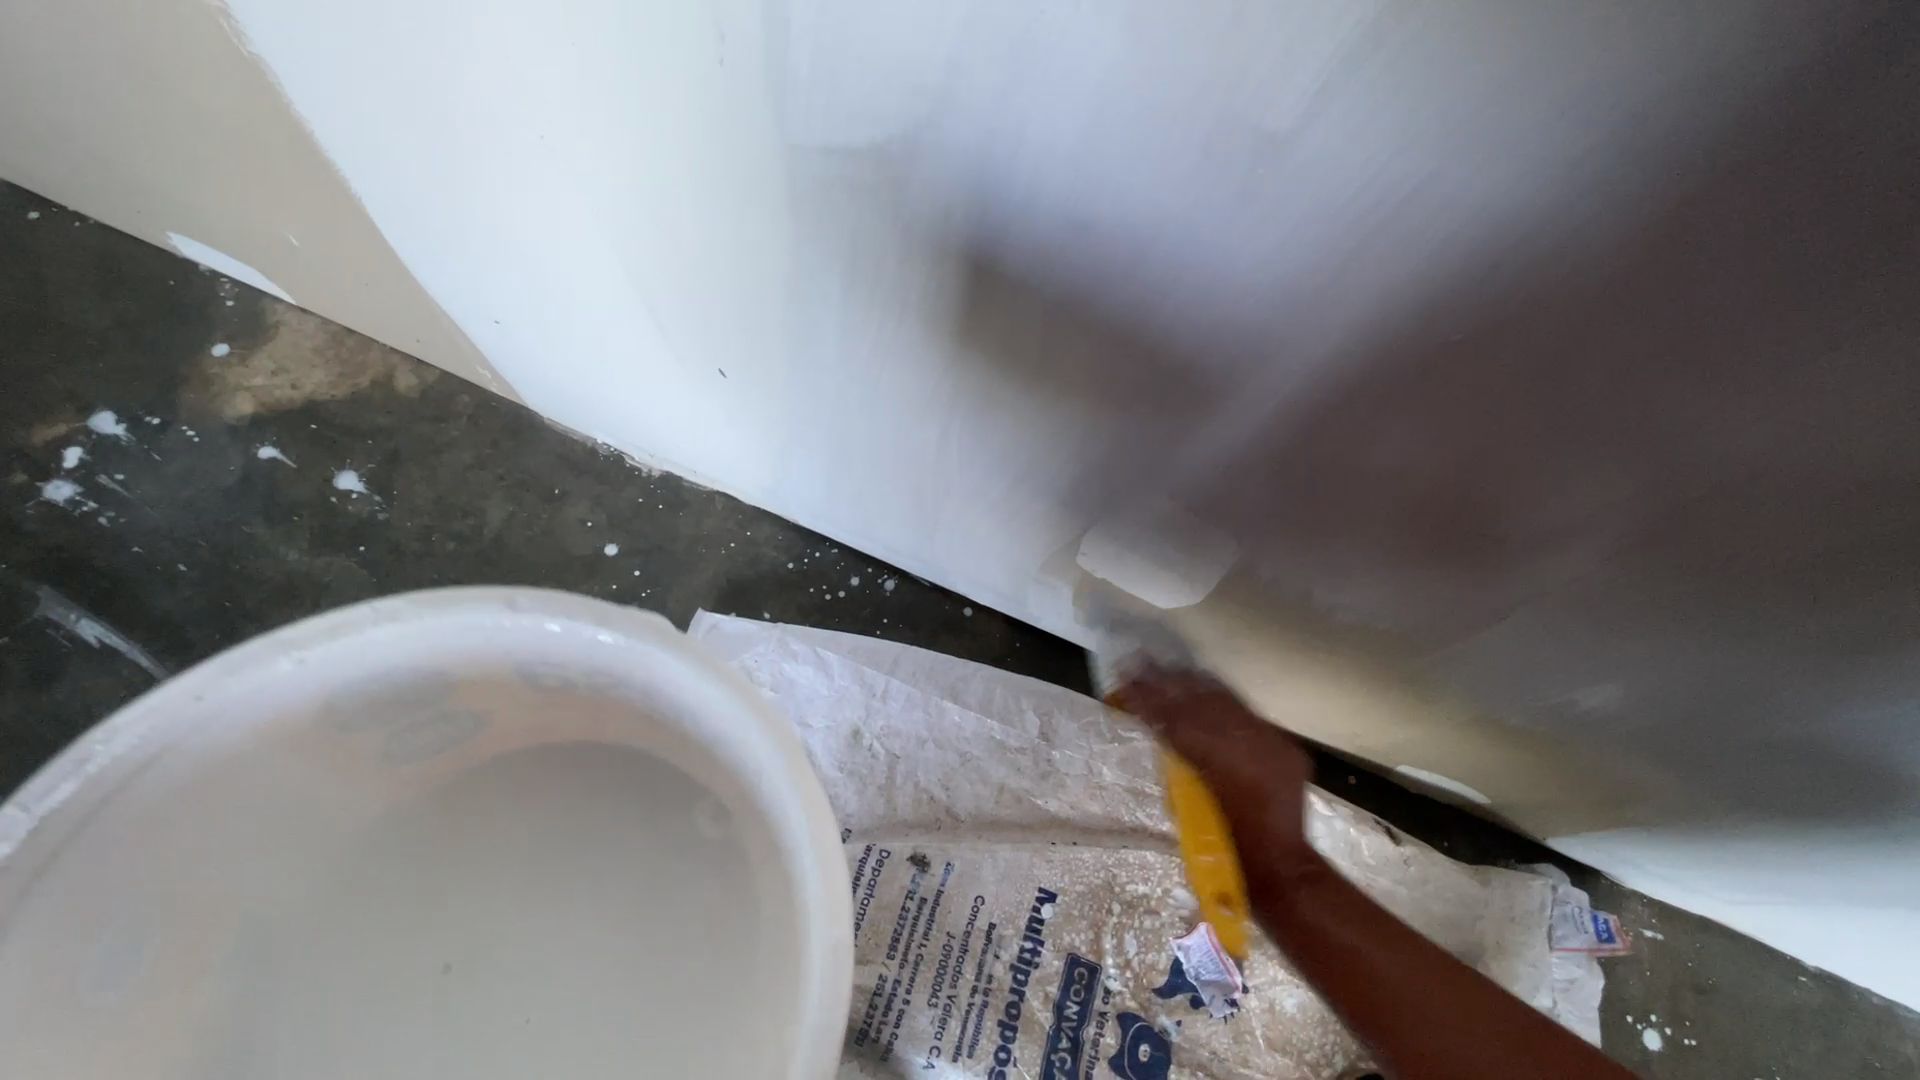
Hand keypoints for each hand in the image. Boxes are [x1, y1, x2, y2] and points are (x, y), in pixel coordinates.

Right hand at [1113, 664, 1317, 878]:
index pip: (1177, 720)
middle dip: (1168, 682)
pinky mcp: (1285, 746)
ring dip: (1193, 684)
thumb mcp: (1186, 808)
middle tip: (1139, 662)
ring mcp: (1272, 744)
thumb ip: (1174, 766)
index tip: (1125, 683)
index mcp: (1220, 767)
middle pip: (1201, 702)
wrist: (1280, 870)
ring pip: (1226, 701)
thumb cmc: (1224, 851)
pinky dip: (1222, 701)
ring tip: (1167, 668)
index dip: (1149, 699)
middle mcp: (1250, 748)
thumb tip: (1157, 728)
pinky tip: (1202, 687)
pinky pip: (1247, 714)